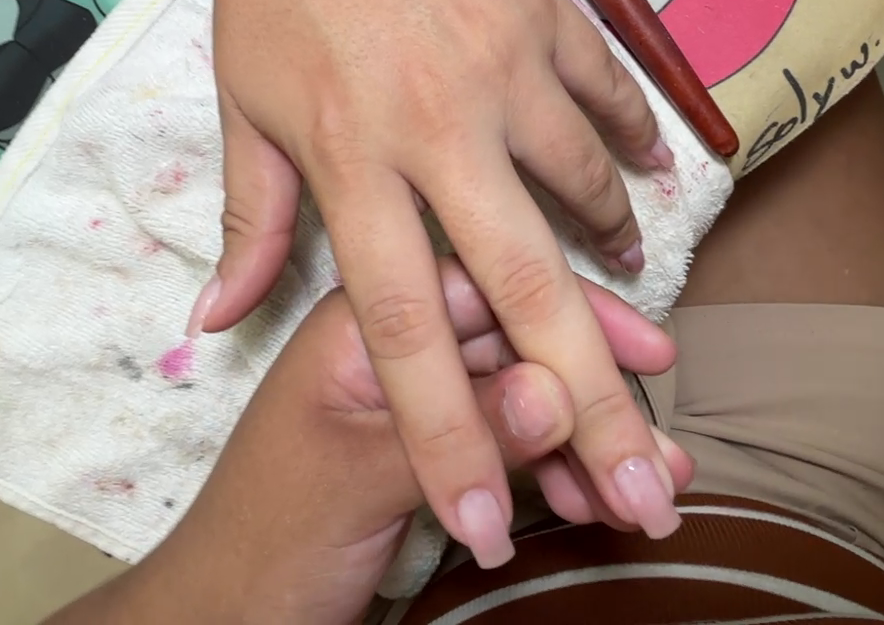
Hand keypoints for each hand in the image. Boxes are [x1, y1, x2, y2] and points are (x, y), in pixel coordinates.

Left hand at [60, 261, 692, 624]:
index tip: (650, 355)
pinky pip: (507, 442)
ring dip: (584, 445)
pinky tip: (595, 502)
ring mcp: (416, 393)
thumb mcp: (360, 480)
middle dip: (594, 395)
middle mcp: (397, 340)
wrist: (222, 616)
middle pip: (516, 345)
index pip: (486, 290)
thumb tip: (561, 389)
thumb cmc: (268, 536)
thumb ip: (460, 431)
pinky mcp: (430, 444)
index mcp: (365, 317)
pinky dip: (554, 472)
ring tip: (649, 495)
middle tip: (661, 450)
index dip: (573, 319)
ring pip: (520, 397)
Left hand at [199, 0, 678, 566]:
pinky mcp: (543, 11)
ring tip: (630, 278)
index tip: (483, 520)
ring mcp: (504, 63)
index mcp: (351, 159)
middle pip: (526, 285)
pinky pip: (611, 95)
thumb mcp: (243, 109)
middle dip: (592, 401)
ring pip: (588, 187)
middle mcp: (437, 124)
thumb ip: (249, 220)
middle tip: (648, 484)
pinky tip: (644, 172)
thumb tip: (216, 317)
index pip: (402, 325)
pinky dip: (634, 143)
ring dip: (615, 247)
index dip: (443, 434)